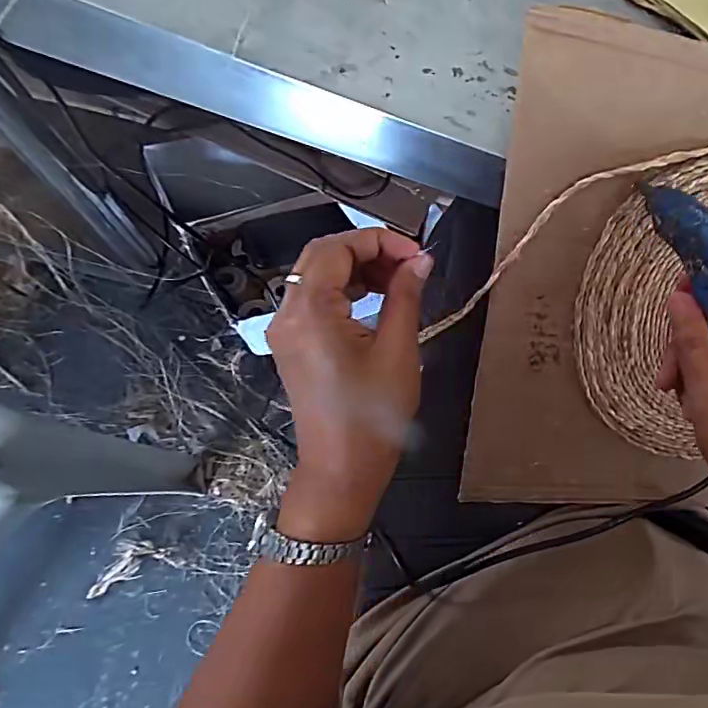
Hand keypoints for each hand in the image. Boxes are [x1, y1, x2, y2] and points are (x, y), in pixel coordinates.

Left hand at [266, 228, 432, 539]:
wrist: (343, 466)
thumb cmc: (373, 415)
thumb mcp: (398, 349)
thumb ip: (406, 296)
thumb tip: (420, 261)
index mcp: (310, 312)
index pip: (338, 247)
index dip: (381, 241)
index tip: (417, 255)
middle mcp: (288, 314)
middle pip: (322, 255)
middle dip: (369, 250)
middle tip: (411, 264)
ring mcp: (286, 329)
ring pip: (318, 274)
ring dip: (359, 267)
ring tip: (400, 281)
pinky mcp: (294, 343)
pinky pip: (317, 298)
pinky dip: (347, 288)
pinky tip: (379, 298)